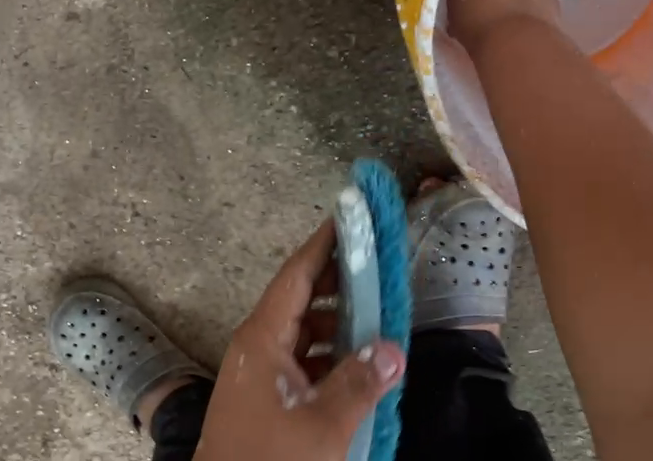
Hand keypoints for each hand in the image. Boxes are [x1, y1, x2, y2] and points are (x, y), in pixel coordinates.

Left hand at [194, 222, 404, 460]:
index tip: (348, 217)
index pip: (296, 274)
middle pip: (300, 297)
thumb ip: (360, 383)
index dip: (323, 245)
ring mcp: (261, 370)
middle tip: (377, 262)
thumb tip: (393, 347)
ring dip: (337, 322)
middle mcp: (259, 343)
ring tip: (378, 314)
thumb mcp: (322, 426)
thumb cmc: (271, 459)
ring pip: (303, 330)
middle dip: (338, 280)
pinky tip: (360, 364)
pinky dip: (330, 354)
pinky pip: (302, 359)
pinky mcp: (267, 395)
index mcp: (263, 335)